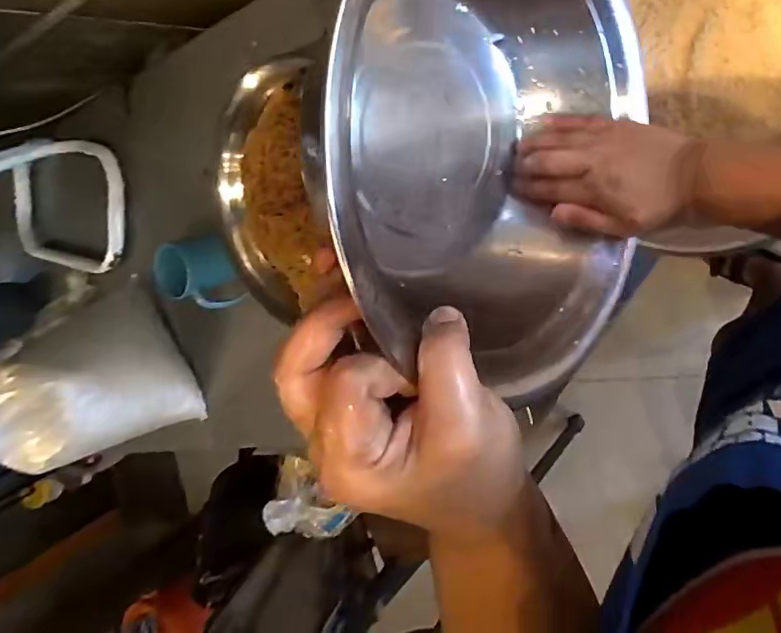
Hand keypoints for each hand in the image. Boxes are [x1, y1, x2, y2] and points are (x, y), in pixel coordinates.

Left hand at [273, 295, 526, 541]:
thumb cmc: (476, 468)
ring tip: (352, 279)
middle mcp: (325, 440)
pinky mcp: (357, 407)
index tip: (423, 368)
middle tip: (359, 287)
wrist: (484, 501)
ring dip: (329, 319)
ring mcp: (337, 424)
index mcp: (347, 455)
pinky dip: (346, 328)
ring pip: (309, 362)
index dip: (384, 360)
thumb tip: (436, 312)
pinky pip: (335, 362)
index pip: (344, 382)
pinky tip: (366, 302)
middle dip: (323, 323)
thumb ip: (444, 361)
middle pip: (296, 371)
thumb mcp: (466, 417)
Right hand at [513, 116, 700, 235]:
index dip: (530, 188)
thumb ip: (588, 219)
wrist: (693, 173)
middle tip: (511, 169)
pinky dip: (559, 121)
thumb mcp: (626, 226)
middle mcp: (592, 160)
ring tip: (518, 147)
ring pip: (558, 137)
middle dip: (525, 165)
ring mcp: (602, 138)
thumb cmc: (660, 206)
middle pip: (548, 159)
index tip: (515, 188)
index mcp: (594, 188)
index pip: (551, 187)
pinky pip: (580, 120)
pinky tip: (543, 122)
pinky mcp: (614, 123)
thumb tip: (552, 210)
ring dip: (535, 142)